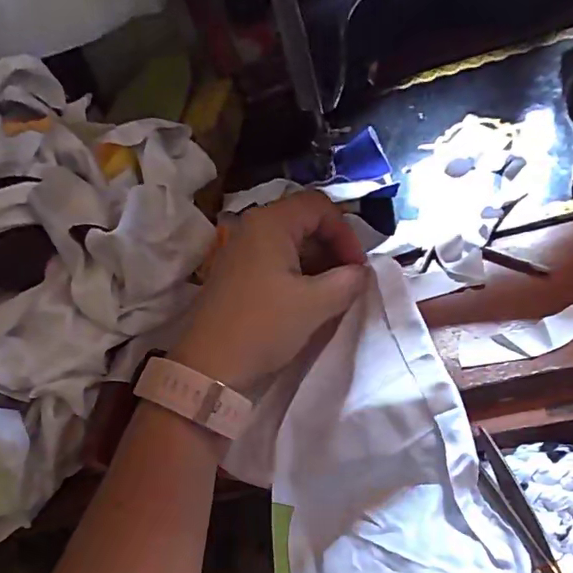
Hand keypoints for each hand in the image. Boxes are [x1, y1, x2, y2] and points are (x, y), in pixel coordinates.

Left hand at [170, 191, 369, 391]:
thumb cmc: (264, 327)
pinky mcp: (236, 276)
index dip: (346, 233)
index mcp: (270, 223)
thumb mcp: (315, 305)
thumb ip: (347, 282)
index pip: (320, 207)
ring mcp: (240, 253)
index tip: (358, 268)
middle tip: (349, 283)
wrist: (211, 366)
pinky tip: (308, 303)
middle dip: (333, 250)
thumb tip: (361, 273)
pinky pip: (275, 264)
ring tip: (333, 297)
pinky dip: (298, 277)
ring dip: (318, 266)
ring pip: (291, 246)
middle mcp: (252, 229)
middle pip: (304, 223)